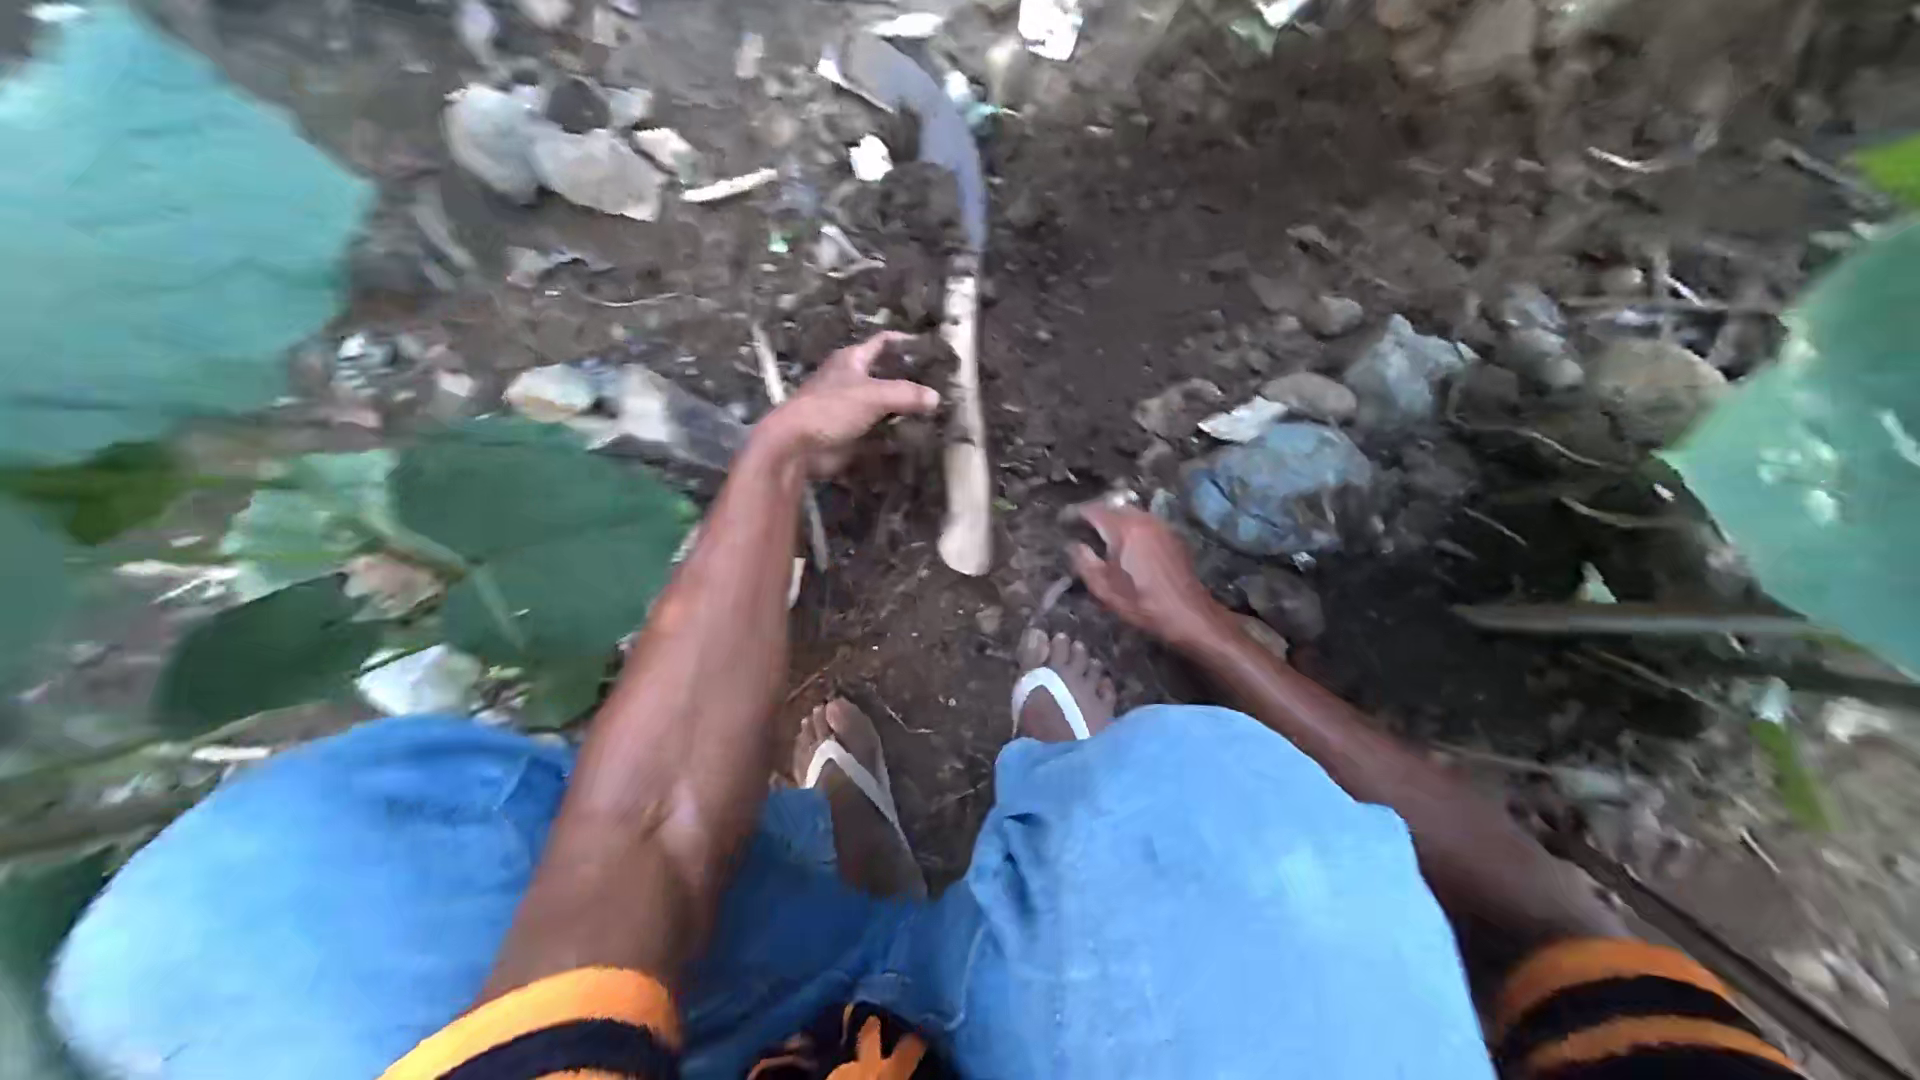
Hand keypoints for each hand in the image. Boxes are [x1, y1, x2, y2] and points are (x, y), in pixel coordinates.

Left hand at [753, 332, 940, 477]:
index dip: (906, 342)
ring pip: (885, 405)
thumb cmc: (830, 409)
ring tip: (936, 414)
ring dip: (906, 410)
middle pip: (887, 375)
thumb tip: (937, 398)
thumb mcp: (872, 395)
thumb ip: (906, 394)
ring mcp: (851, 409)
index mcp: (852, 360)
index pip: (883, 342)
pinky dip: (896, 434)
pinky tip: (917, 438)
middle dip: (911, 381)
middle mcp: (852, 380)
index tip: (933, 349)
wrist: (797, 446)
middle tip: (942, 387)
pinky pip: (880, 431)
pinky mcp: (851, 434)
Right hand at [1067, 503, 1228, 649]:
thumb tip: (1074, 545)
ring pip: (1133, 514)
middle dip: (1096, 515)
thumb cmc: (1142, 603)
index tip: (1063, 522)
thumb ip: (1084, 562)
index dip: (1075, 514)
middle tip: (1083, 528)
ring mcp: (1162, 526)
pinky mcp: (1174, 536)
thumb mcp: (1104, 588)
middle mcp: (1144, 520)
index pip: (1093, 511)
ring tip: (1104, 536)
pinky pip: (1147, 523)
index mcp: (1124, 529)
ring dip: (1116, 520)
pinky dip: (1133, 528)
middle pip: (1114, 507)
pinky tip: (1130, 545)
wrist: (1188, 613)